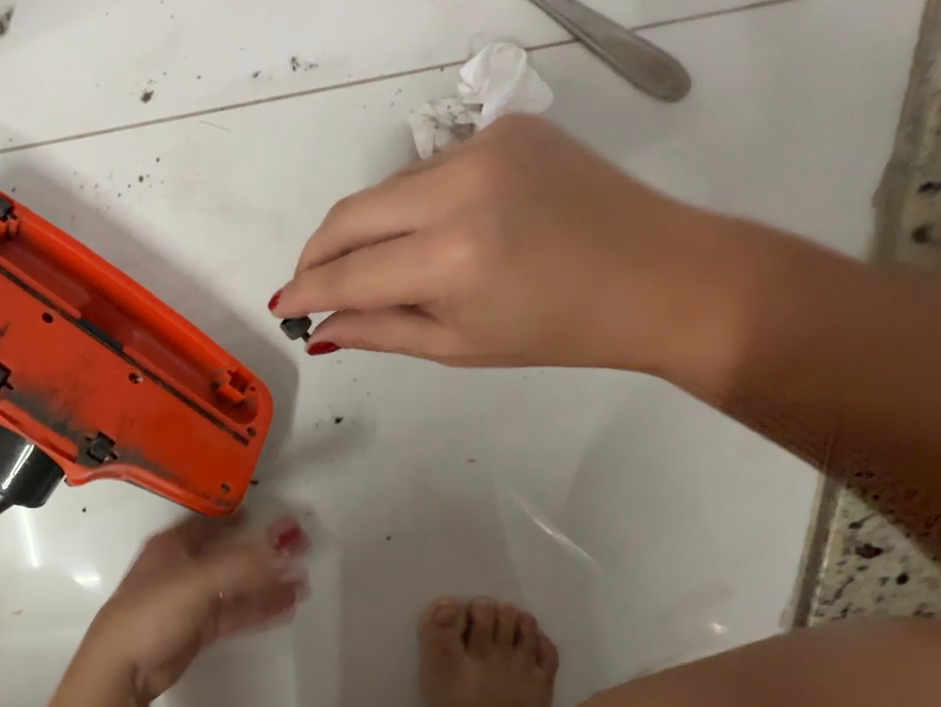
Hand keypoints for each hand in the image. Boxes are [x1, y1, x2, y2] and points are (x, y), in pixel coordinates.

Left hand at [71, 514, 309, 706]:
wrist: (123, 669)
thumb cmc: (152, 613)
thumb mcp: (198, 581)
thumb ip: (244, 562)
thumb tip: (287, 538)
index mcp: (172, 546)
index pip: (211, 523)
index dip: (242, 518)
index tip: (276, 516)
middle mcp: (182, 568)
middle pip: (229, 555)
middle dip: (264, 554)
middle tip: (303, 550)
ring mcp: (190, 600)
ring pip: (235, 586)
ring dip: (267, 583)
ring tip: (305, 581)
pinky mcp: (198, 629)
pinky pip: (234, 612)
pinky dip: (259, 608)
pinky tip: (288, 605)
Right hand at [272, 115, 754, 375]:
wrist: (659, 276)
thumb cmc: (556, 330)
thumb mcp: (456, 345)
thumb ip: (378, 330)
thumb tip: (320, 325)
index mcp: (453, 257)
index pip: (348, 272)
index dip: (306, 290)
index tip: (281, 306)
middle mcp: (462, 189)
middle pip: (352, 213)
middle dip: (318, 251)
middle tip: (307, 284)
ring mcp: (486, 148)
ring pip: (387, 187)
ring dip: (365, 228)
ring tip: (373, 266)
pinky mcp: (508, 127)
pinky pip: (429, 169)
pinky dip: (411, 203)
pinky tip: (428, 233)